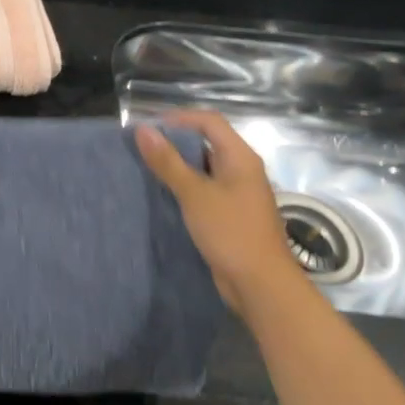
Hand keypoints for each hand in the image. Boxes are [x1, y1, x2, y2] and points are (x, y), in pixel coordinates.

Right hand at [135, 110, 300, 314]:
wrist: (262, 285)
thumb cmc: (231, 232)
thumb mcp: (195, 194)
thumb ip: (167, 162)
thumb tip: (142, 129)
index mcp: (241, 158)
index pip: (209, 121)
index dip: (179, 118)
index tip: (148, 128)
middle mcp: (242, 170)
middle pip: (207, 142)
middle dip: (175, 141)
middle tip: (142, 147)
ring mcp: (238, 193)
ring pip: (204, 167)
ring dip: (178, 165)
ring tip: (147, 168)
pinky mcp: (231, 214)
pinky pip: (205, 189)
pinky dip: (184, 186)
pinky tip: (164, 194)